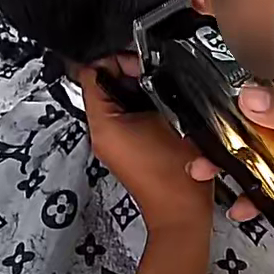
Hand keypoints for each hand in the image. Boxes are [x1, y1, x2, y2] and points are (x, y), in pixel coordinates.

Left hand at [76, 61, 215, 236]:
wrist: (181, 212)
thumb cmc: (175, 178)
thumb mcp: (171, 118)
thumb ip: (157, 89)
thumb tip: (151, 72)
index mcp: (102, 124)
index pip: (92, 73)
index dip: (117, 60)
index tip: (140, 64)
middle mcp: (101, 134)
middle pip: (104, 86)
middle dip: (129, 75)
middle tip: (154, 77)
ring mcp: (112, 144)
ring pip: (117, 102)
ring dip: (138, 93)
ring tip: (162, 95)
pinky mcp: (126, 150)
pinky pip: (127, 119)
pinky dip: (142, 110)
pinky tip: (164, 114)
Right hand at [196, 63, 273, 228]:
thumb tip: (255, 99)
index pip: (267, 79)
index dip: (237, 84)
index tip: (208, 96)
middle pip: (251, 124)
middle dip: (223, 134)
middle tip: (201, 144)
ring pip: (255, 158)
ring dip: (231, 167)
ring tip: (208, 173)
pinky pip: (268, 190)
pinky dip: (252, 199)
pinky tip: (242, 204)